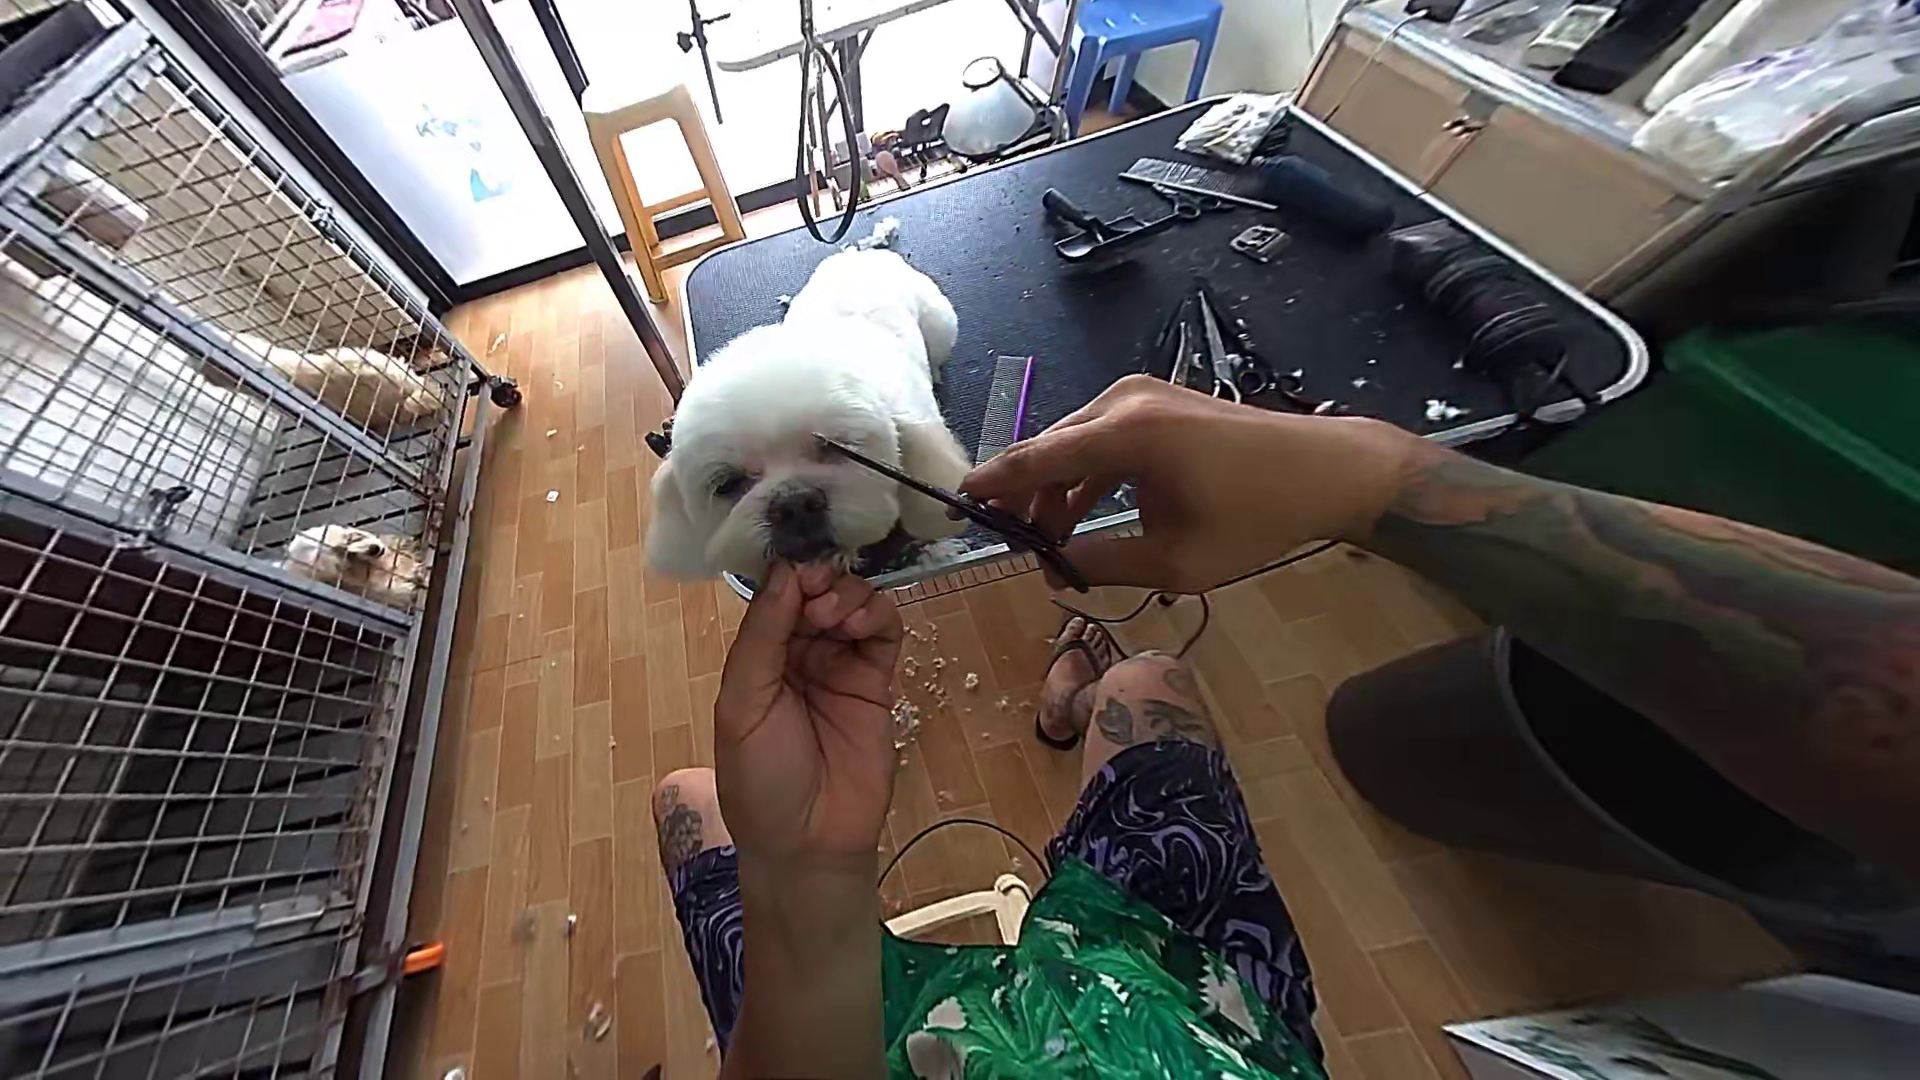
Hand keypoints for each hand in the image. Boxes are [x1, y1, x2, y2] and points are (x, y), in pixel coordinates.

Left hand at [713, 561, 902, 876]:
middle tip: (819, 599)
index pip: (779, 595)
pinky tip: (861, 628)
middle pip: (819, 590)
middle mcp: (801, 650)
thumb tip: (785, 570)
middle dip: (821, 582)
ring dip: (848, 596)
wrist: (811, 841)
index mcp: (762, 653)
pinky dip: (878, 615)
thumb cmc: (761, 776)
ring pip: (854, 602)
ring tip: (837, 621)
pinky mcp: (878, 677)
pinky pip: (884, 630)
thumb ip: (762, 636)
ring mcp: (842, 662)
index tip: (799, 568)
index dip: (790, 574)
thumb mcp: (742, 705)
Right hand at [962, 375, 1427, 591]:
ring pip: (1071, 446)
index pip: (1035, 458)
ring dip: (1055, 491)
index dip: (993, 483)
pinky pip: (1099, 441)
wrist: (1328, 471)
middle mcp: (1122, 402)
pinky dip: (1083, 477)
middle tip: (1015, 543)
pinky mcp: (1154, 405)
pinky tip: (1080, 512)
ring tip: (1048, 539)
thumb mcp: (1173, 561)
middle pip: (1048, 450)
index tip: (959, 502)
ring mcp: (1139, 398)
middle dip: (1025, 499)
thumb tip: (1052, 568)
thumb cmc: (1255, 517)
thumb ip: (1101, 562)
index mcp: (1124, 433)